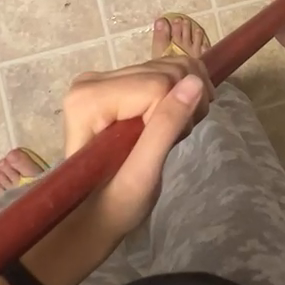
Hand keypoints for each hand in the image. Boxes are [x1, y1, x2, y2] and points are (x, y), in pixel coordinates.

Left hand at [61, 57, 212, 236]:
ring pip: (169, 67)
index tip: (172, 144)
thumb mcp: (142, 176)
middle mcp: (92, 81)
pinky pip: (163, 70)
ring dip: (186, 98)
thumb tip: (194, 82)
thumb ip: (166, 127)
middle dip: (184, 103)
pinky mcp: (116, 82)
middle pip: (165, 71)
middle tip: (176, 138)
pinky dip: (180, 92)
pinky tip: (171, 118)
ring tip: (173, 132)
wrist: (91, 217)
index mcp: (89, 101)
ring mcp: (103, 79)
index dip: (175, 114)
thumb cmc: (112, 207)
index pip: (157, 84)